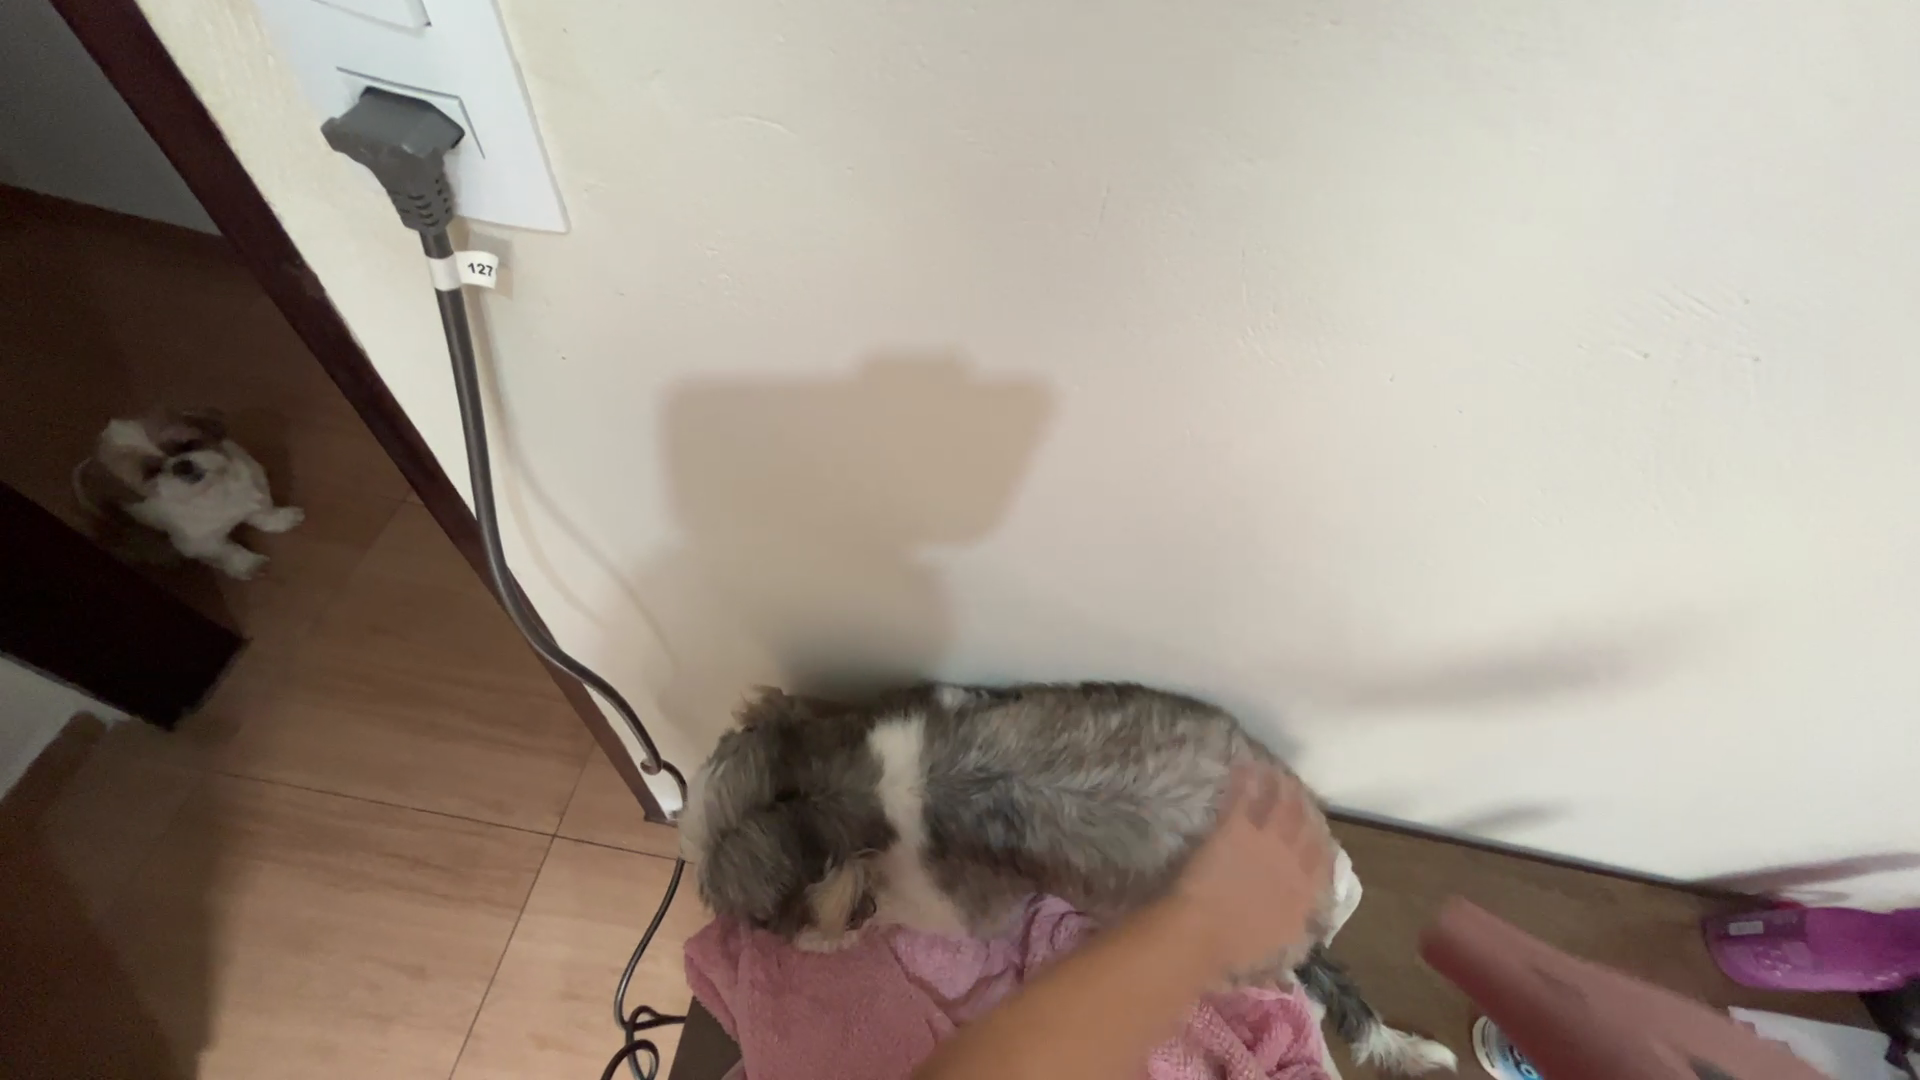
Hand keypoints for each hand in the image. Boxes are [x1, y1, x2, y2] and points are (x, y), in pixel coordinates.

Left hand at [1168, 764, 1332, 975]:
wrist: (1204, 933)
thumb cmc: (1233, 954)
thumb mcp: (1273, 956)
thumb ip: (1285, 939)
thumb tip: (1287, 946)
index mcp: (1304, 900)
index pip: (1322, 865)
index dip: (1320, 842)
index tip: (1316, 830)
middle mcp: (1292, 866)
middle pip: (1304, 827)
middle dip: (1302, 806)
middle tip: (1297, 789)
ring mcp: (1266, 844)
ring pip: (1279, 806)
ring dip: (1279, 786)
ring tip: (1275, 771)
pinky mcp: (1237, 829)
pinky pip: (1246, 797)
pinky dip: (1247, 779)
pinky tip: (1245, 765)